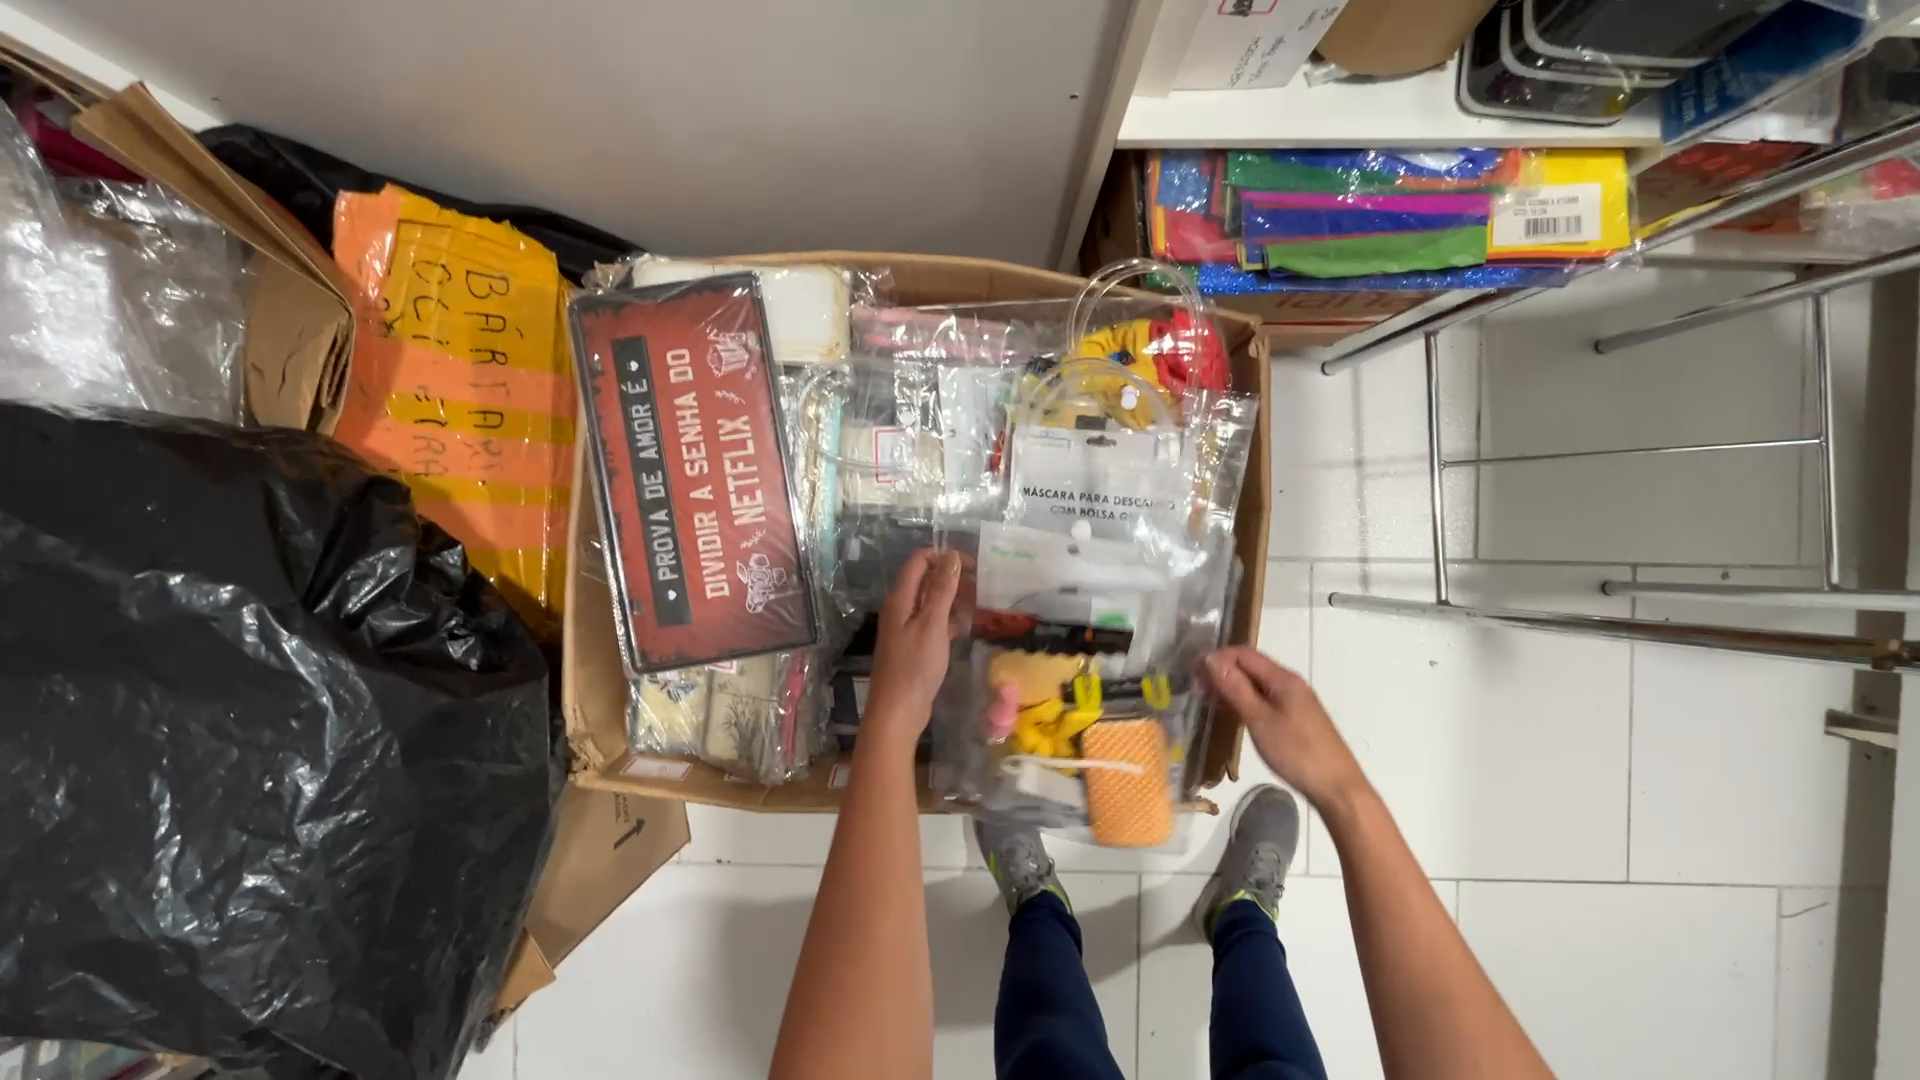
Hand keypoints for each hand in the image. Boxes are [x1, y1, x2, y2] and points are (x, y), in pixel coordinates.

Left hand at [862, 549, 962, 756]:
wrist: (898, 712)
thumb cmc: (915, 666)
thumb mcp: (932, 624)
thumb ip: (942, 590)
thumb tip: (951, 556)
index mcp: (900, 599)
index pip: (918, 561)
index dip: (943, 557)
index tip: (971, 565)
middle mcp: (900, 608)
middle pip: (925, 580)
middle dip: (952, 578)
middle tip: (980, 586)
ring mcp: (906, 628)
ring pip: (931, 602)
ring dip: (953, 599)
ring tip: (978, 605)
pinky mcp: (914, 646)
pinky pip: (932, 623)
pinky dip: (948, 620)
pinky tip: (966, 627)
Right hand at [1202, 647, 1369, 811]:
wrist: (1337, 788)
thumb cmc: (1297, 752)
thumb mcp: (1260, 720)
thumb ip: (1235, 688)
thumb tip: (1211, 658)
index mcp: (1283, 679)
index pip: (1244, 654)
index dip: (1216, 658)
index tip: (1193, 674)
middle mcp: (1290, 684)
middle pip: (1250, 666)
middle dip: (1221, 671)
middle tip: (1196, 689)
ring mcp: (1294, 701)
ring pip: (1256, 684)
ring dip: (1231, 687)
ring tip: (1208, 702)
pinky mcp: (1295, 718)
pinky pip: (1264, 699)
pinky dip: (1244, 701)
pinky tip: (1232, 715)